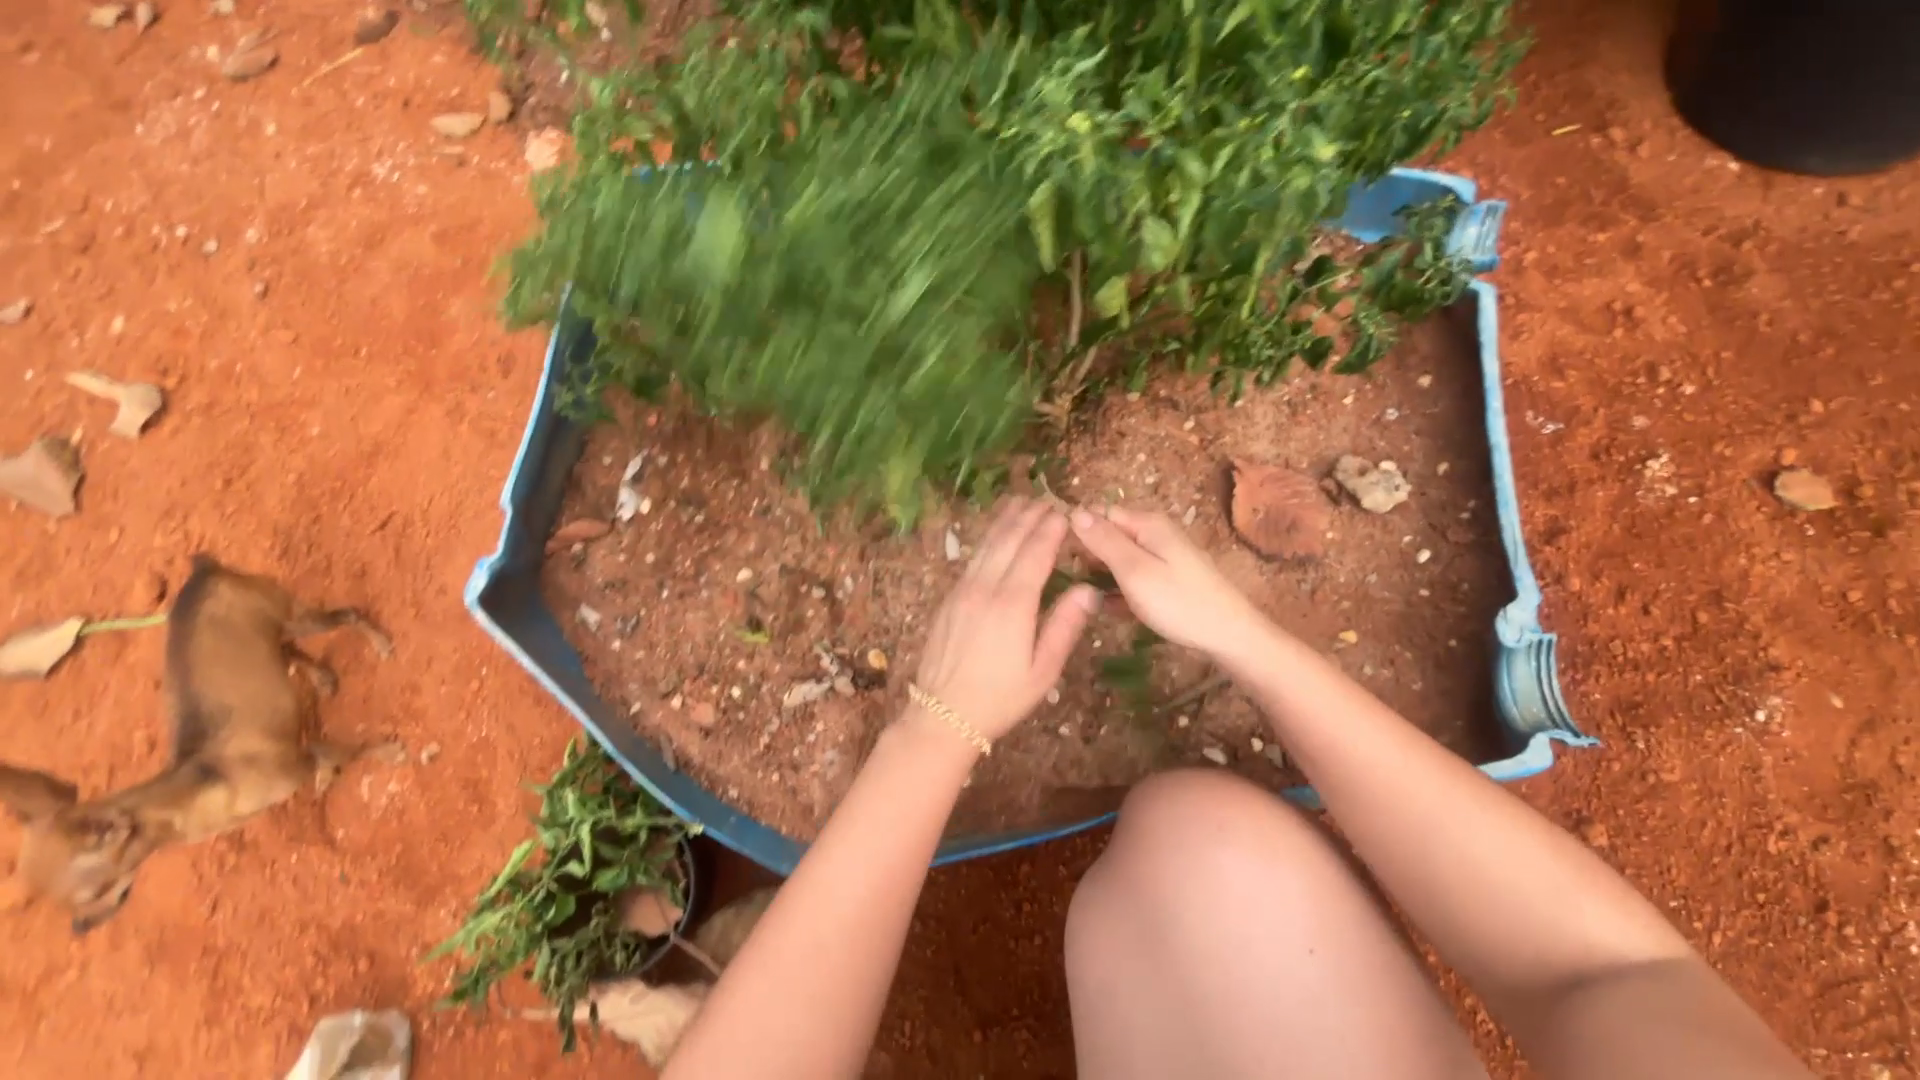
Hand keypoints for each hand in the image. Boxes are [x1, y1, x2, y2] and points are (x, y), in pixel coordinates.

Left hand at [912, 498, 1101, 746]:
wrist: (942, 715)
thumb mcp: (1043, 670)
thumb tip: (1088, 590)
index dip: (1051, 530)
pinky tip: (994, 536)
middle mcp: (984, 589)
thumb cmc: (1000, 699)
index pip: (1035, 554)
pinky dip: (987, 540)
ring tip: (1021, 503)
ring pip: (986, 546)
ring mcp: (961, 592)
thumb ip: (1065, 626)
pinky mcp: (948, 600)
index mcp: (1012, 605)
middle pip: (1008, 541)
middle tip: (1047, 500)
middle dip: (1029, 517)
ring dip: (1005, 522)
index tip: (1065, 512)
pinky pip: (971, 560)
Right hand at [1069, 505, 1266, 656]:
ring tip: (1081, 599)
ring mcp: (1161, 559)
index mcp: (1146, 524)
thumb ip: (1104, 541)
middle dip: (1087, 556)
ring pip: (1118, 561)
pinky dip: (1118, 593)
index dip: (1076, 531)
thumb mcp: (1134, 570)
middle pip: (1108, 536)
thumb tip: (1074, 512)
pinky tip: (1106, 611)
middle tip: (1067, 583)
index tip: (1055, 556)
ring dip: (1100, 577)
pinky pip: (1132, 580)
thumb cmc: (1179, 602)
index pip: (1098, 513)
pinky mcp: (1166, 582)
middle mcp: (1154, 534)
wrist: (1229, 636)